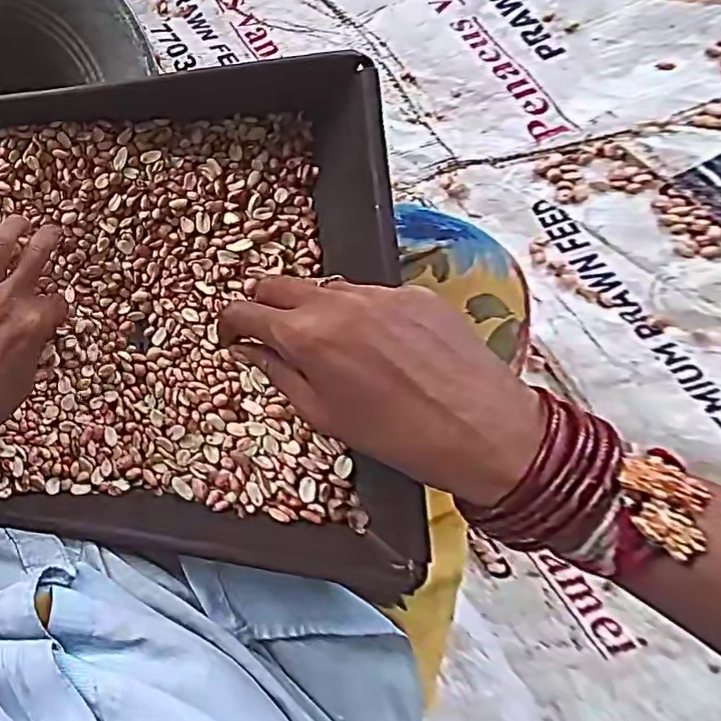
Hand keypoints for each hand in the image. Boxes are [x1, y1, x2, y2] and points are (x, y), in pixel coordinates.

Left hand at [0, 216, 69, 448]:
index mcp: (33, 325)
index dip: (58, 304)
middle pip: (37, 255)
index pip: (57, 301)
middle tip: (53, 231)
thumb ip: (35, 345)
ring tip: (19, 220)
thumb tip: (38, 329)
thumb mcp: (26, 378)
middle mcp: (8, 301)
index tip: (54, 307)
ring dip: (13, 226)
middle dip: (49, 238)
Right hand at [217, 276, 543, 505]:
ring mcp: (377, 294)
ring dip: (309, 306)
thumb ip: (275, 372)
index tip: (232, 335)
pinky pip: (367, 293)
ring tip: (326, 339)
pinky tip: (374, 342)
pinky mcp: (413, 294)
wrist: (490, 435)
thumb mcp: (319, 412)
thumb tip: (249, 350)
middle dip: (261, 304)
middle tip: (266, 328)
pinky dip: (356, 310)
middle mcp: (336, 304)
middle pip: (275, 284)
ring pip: (321, 287)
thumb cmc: (398, 435)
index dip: (229, 323)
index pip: (244, 310)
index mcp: (305, 335)